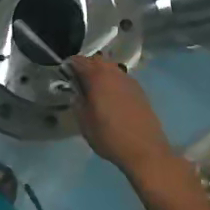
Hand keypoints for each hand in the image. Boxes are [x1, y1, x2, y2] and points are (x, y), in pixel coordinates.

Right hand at [72, 57, 175, 174]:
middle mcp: (113, 73)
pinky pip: (121, 76)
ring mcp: (128, 79)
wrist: (145, 149)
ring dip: (100, 71)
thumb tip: (76, 93)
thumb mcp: (85, 124)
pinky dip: (112, 79)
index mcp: (97, 78)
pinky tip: (111, 94)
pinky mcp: (139, 89)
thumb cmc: (110, 137)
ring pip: (110, 66)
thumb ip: (77, 104)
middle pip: (96, 60)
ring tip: (95, 87)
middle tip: (79, 79)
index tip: (65, 72)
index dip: (70, 64)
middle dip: (86, 65)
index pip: (79, 61)